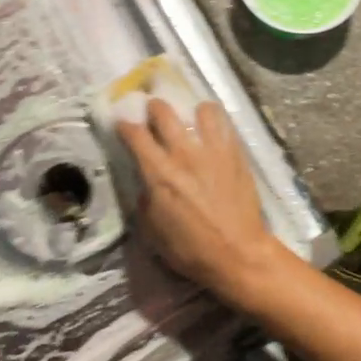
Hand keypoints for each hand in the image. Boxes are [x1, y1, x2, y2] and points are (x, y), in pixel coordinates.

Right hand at [116, 99, 286, 295]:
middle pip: (164, 112)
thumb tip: (147, 183)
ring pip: (202, 109)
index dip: (125, 126)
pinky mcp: (237, 153)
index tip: (123, 124)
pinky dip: (216, 122)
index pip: (136, 135)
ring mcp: (214, 150)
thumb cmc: (191, 249)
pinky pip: (226, 124)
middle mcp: (185, 154)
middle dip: (154, 108)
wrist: (237, 252)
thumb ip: (146, 199)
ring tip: (192, 121)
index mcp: (160, 174)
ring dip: (192, 111)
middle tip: (154, 113)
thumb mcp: (153, 231)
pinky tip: (214, 131)